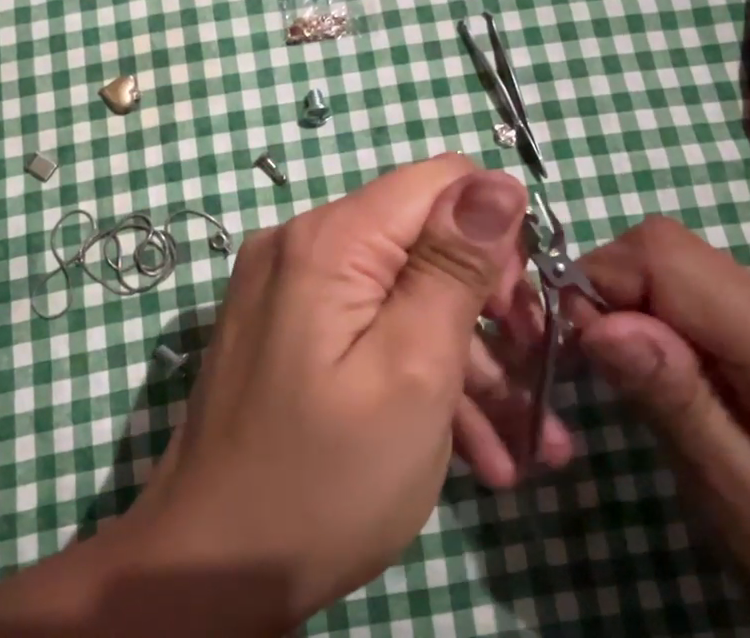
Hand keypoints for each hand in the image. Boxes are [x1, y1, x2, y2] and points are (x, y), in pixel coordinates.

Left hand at [121, 154, 568, 628]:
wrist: (209, 568)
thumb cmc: (324, 478)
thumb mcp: (412, 371)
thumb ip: (454, 267)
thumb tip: (496, 181)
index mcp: (329, 240)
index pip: (438, 181)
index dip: (495, 236)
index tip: (522, 315)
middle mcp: (300, 248)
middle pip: (422, 241)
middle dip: (491, 310)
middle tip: (541, 383)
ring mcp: (286, 294)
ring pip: (402, 298)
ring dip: (468, 365)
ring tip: (531, 447)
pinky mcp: (285, 337)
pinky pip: (366, 334)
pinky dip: (418, 380)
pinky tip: (477, 456)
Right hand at [569, 217, 749, 637]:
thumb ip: (682, 412)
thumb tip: (597, 321)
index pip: (668, 256)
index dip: (598, 279)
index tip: (575, 345)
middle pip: (679, 259)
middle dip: (621, 304)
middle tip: (616, 389)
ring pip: (702, 276)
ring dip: (661, 323)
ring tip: (675, 408)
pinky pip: (736, 299)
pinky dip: (699, 331)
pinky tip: (724, 400)